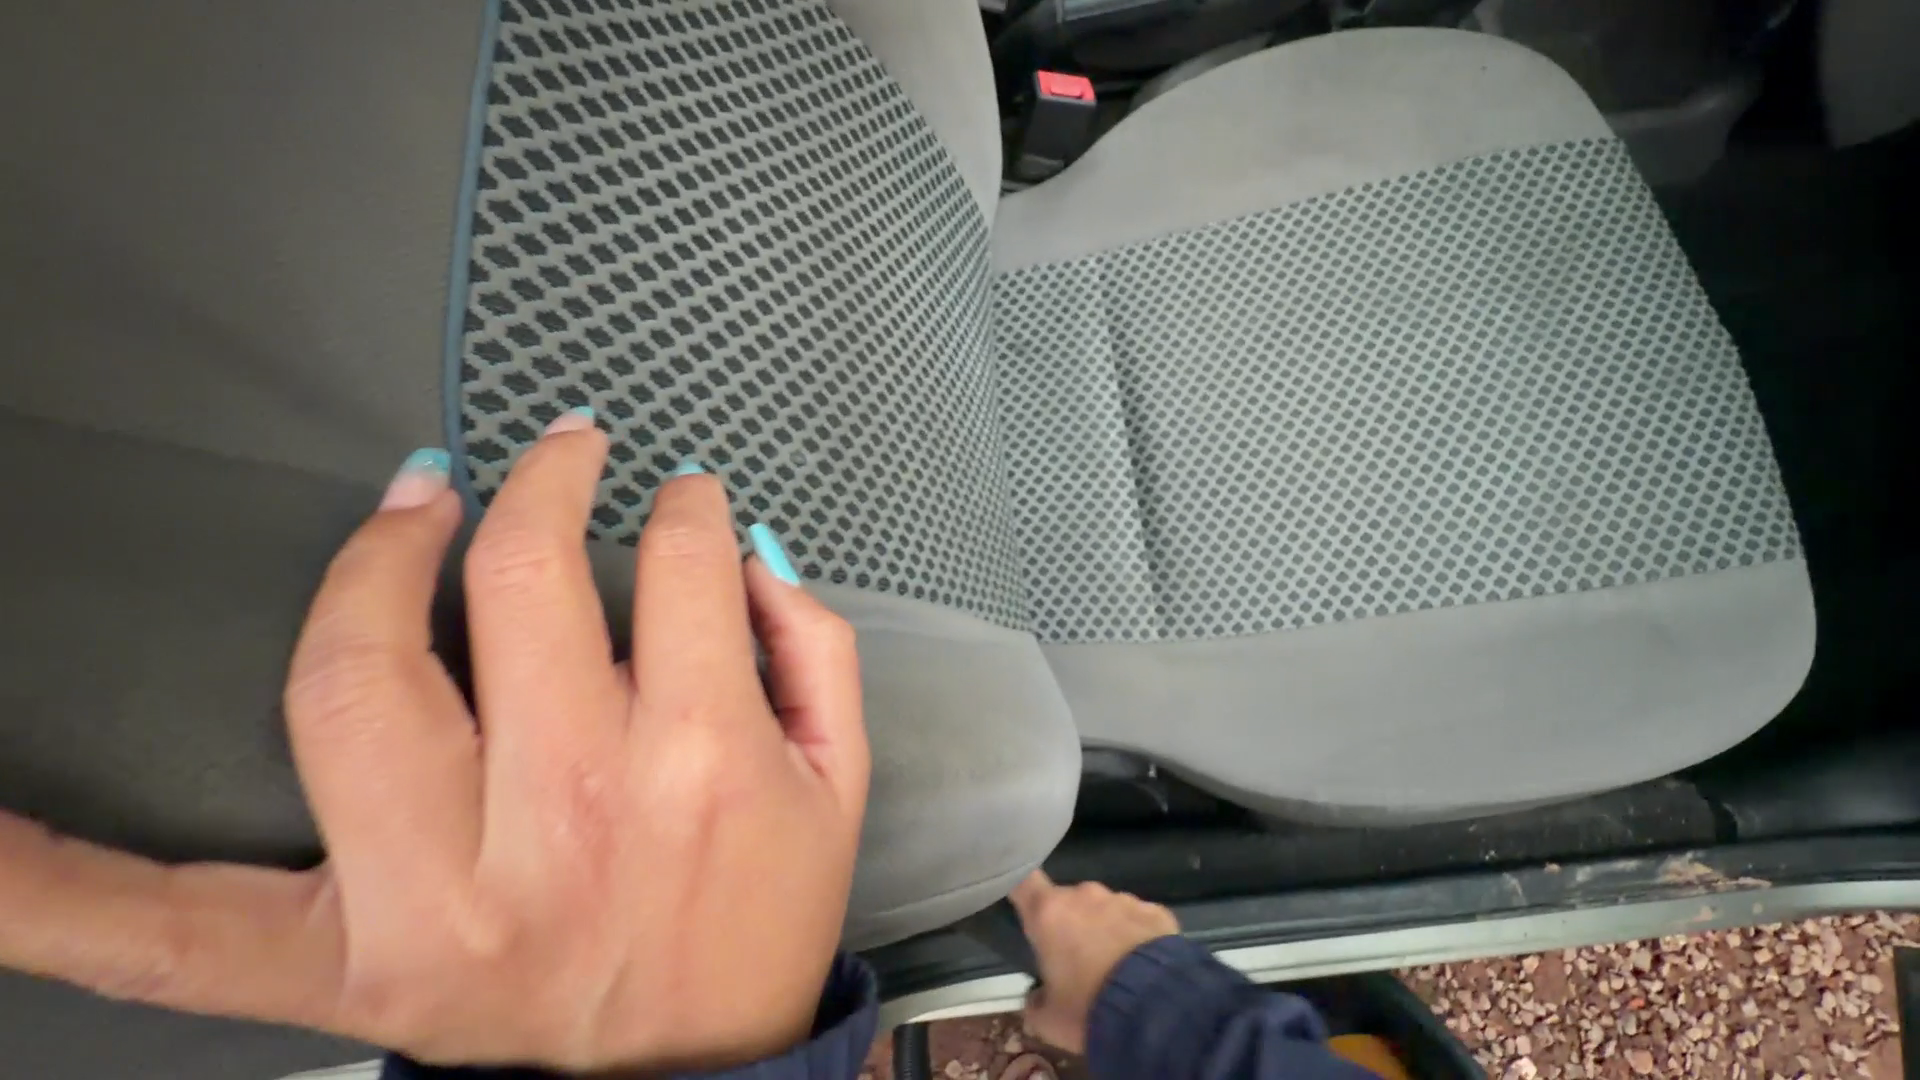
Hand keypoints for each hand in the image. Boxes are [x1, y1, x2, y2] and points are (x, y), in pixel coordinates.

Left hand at [0, 411, 868, 1073]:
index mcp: (700, 763)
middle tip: (560, 453)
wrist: (695, 1071)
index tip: (682, 494)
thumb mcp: (841, 775)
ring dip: (374, 561)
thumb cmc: (772, 910)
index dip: (685, 507)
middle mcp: (570, 807)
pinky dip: (48, 880)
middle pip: (520, 586)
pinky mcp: (347, 965)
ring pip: (355, 679)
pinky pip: (164, 927)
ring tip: (417, 504)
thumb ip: (815, 648)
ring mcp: (440, 889)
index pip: (681, 571)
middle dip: (545, 485)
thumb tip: (744, 554)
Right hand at [1007, 870, 1179, 1053]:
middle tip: (1077, 960)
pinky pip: (1137, 920)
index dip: (1022, 889)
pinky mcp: (1155, 911)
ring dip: (1105, 929)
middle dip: (1071, 924)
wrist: (1156, 1010)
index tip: (1022, 900)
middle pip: (1068, 902)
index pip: (1024, 882)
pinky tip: (1144, 966)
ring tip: (1115, 967)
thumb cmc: (1089, 1008)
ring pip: (1105, 909)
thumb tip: (1035, 1001)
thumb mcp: (1051, 1020)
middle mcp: (1083, 896)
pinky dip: (1136, 936)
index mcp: (1049, 912)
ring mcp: (1122, 899)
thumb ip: (1036, 1004)